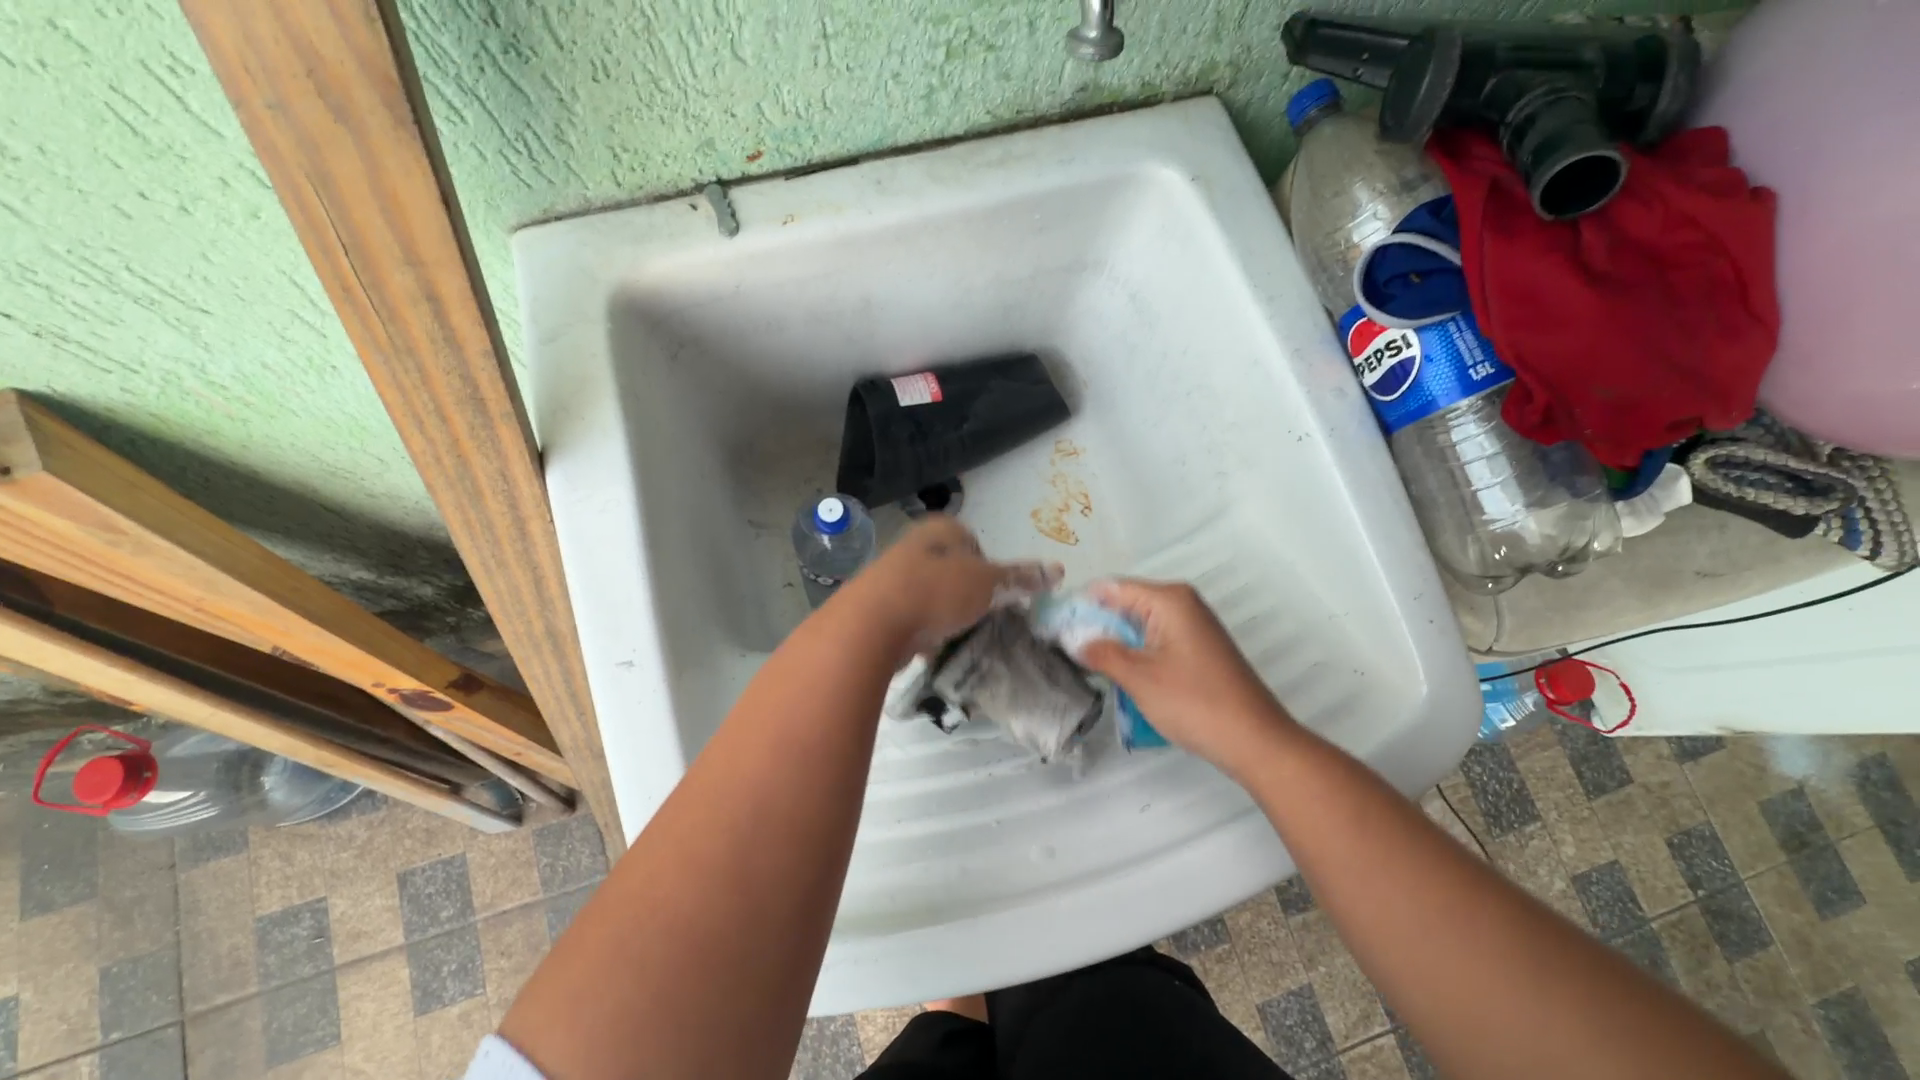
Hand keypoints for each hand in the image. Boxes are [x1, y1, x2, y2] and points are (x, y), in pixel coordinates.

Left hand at [847, 516, 1060, 660]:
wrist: (873, 624)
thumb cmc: (936, 591)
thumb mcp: (988, 583)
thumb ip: (1020, 578)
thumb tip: (1058, 570)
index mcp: (940, 529)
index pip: (973, 542)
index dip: (988, 568)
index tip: (995, 594)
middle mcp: (915, 546)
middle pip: (952, 569)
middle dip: (967, 594)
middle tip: (981, 616)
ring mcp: (894, 577)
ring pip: (932, 595)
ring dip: (945, 614)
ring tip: (956, 633)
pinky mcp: (881, 608)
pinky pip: (913, 618)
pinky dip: (924, 631)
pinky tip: (931, 646)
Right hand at [1075, 579, 1296, 771]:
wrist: (1254, 739)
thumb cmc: (1195, 703)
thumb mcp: (1139, 677)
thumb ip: (1101, 653)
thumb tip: (1073, 640)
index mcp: (1168, 600)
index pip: (1111, 588)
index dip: (1080, 605)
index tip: (1052, 629)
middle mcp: (1182, 604)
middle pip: (1125, 604)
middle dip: (1096, 625)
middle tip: (1064, 651)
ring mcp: (1193, 627)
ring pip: (1139, 625)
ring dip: (1115, 643)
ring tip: (1087, 667)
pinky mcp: (1197, 649)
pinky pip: (1155, 641)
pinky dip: (1136, 654)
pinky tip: (1121, 677)